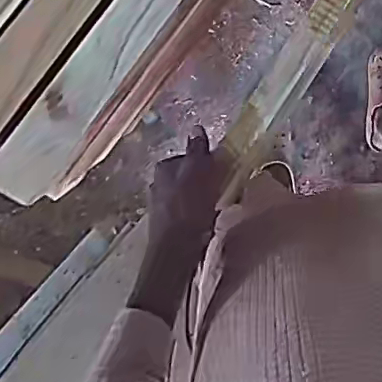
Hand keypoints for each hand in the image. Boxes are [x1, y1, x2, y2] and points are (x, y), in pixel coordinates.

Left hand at [131, 128, 225, 324]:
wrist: (175, 253)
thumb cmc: (188, 210)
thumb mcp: (198, 174)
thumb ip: (197, 151)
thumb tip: (197, 127)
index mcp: (163, 168)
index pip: (190, 156)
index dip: (208, 163)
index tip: (222, 172)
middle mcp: (157, 184)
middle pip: (189, 175)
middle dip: (206, 181)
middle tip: (223, 191)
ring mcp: (160, 206)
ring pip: (189, 194)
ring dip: (204, 198)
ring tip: (218, 208)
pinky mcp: (166, 225)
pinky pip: (187, 212)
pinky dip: (198, 214)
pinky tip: (207, 223)